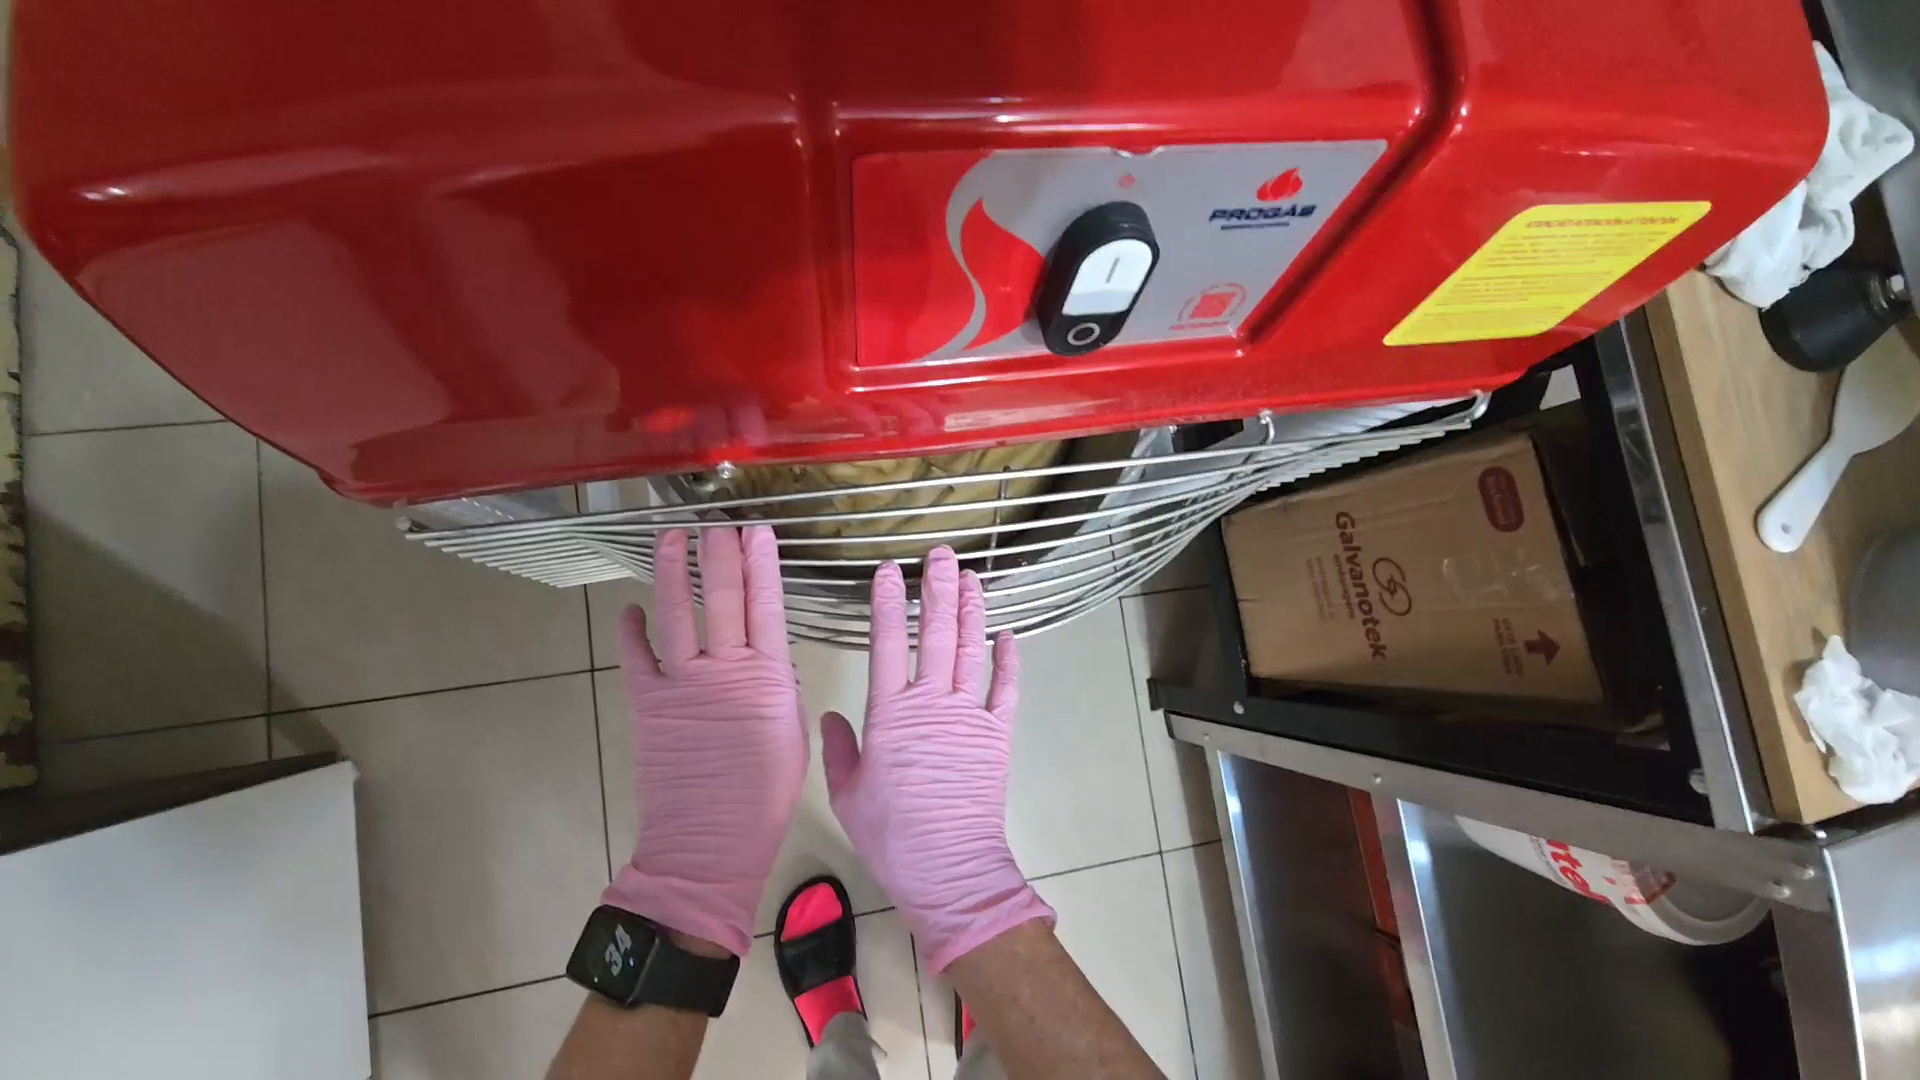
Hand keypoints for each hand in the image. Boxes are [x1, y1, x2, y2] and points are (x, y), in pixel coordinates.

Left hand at [603, 525, 806, 957]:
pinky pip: (636, 657)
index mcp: (769, 677)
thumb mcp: (791, 734)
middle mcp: (725, 670)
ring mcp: (682, 684)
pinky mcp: (648, 704)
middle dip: (719, 555)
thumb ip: (778, 689)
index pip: (766, 605)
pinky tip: (630, 609)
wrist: (710, 843)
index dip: (762, 564)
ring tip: (671, 537)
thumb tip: (764, 662)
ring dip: (672, 572)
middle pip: (721, 598)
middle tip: (715, 524)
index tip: (757, 531)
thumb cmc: (764, 795)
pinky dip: (631, 631)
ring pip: (675, 614)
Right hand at [820, 546, 1054, 971]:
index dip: (886, 603)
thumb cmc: (890, 834)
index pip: (885, 643)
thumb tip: (829, 716)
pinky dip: (1009, 661)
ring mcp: (970, 715)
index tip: (889, 570)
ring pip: (972, 651)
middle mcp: (931, 703)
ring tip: (972, 577)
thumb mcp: (847, 793)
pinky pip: (1007, 689)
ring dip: (972, 611)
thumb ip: (839, 749)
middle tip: (941, 554)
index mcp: (890, 714)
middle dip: (938, 590)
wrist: (948, 867)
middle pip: (936, 634)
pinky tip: (1008, 635)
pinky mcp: (998, 734)